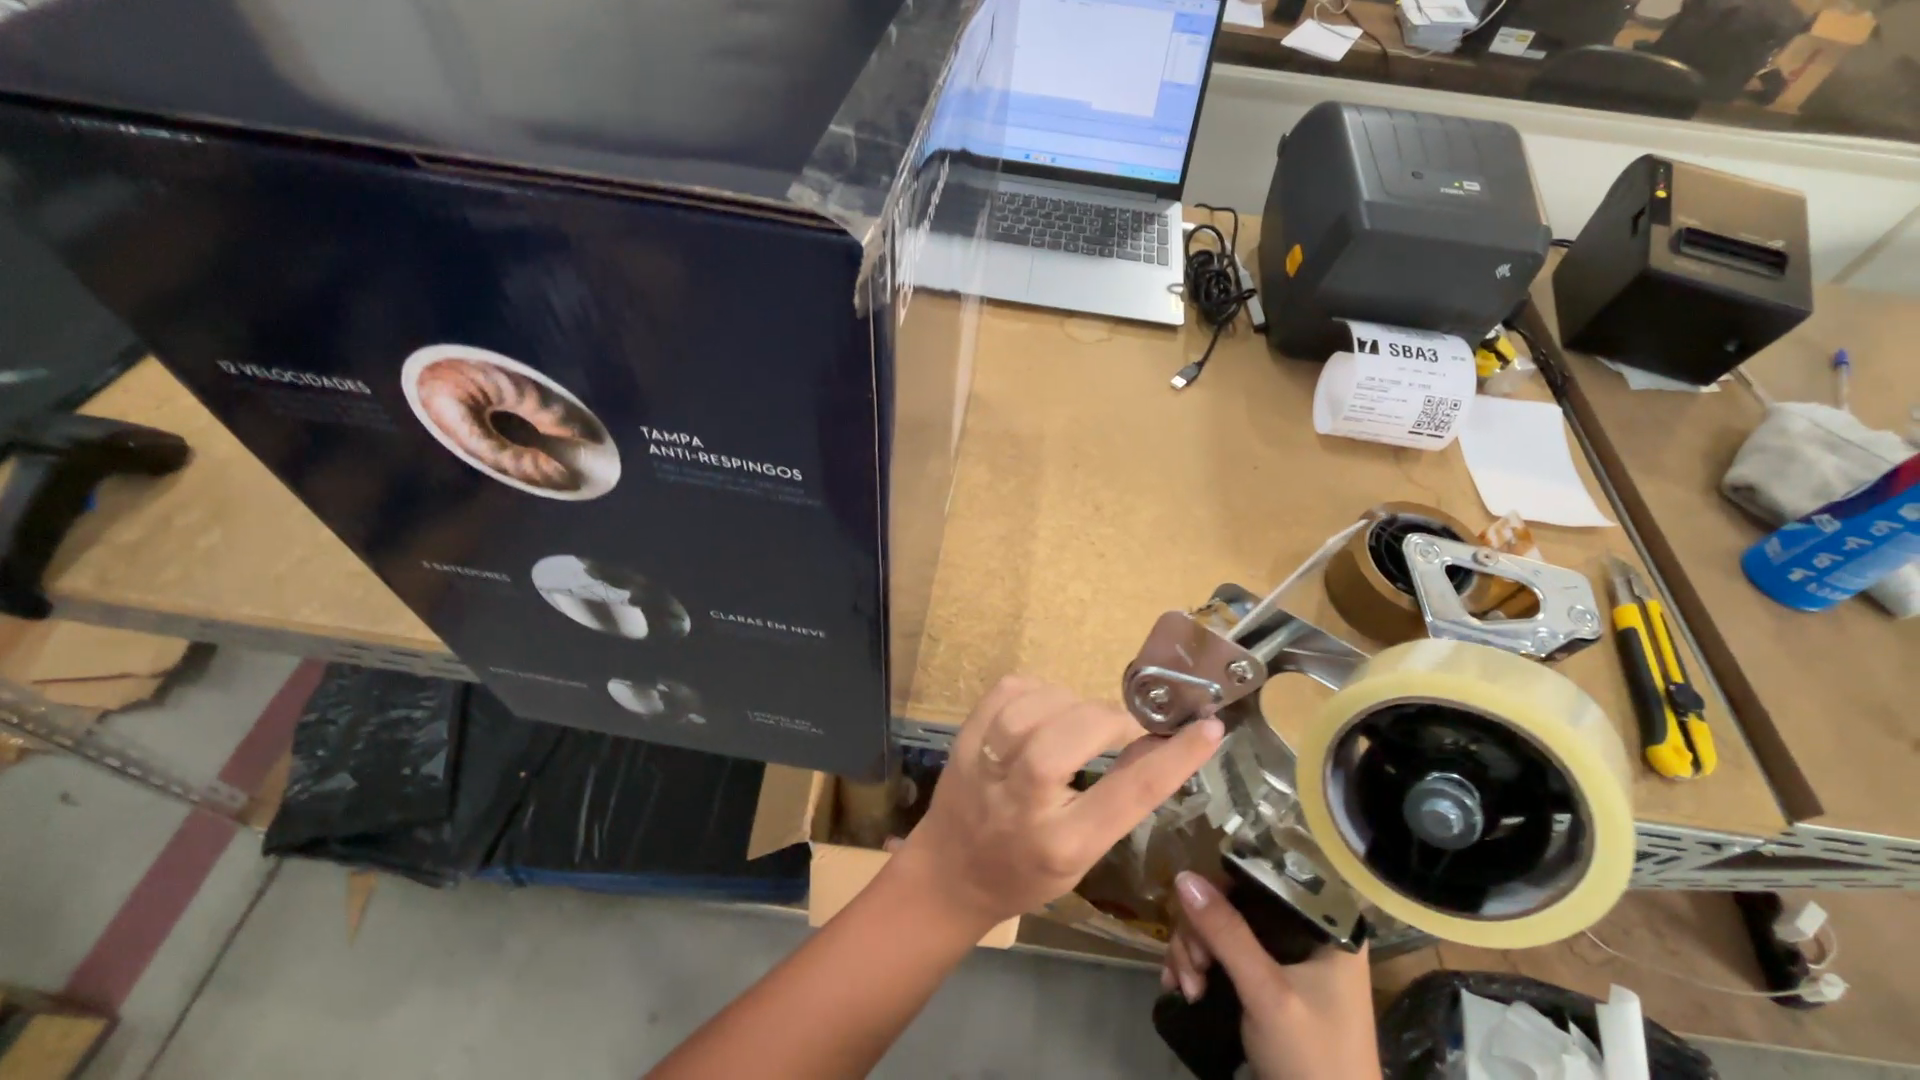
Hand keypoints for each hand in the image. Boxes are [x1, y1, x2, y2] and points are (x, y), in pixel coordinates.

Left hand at [887, 676, 1223, 931]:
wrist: (949, 876)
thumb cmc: (1026, 873)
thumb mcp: (1083, 854)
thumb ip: (1119, 801)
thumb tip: (1157, 743)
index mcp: (1061, 843)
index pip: (1129, 791)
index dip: (1174, 756)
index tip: (1208, 728)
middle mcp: (1021, 801)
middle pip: (1077, 733)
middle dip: (1113, 721)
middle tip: (1126, 729)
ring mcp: (986, 764)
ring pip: (1041, 704)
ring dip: (1075, 703)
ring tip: (1084, 722)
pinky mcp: (964, 738)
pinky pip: (1010, 689)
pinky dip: (1039, 690)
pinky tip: (1048, 708)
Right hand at [1163, 872, 1379, 1079]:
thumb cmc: (1313, 1059)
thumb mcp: (1266, 993)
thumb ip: (1227, 933)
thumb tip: (1182, 876)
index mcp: (1324, 924)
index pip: (1262, 877)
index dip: (1220, 889)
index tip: (1195, 920)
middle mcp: (1304, 932)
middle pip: (1234, 903)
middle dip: (1200, 933)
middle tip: (1194, 971)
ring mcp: (1283, 958)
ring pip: (1221, 929)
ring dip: (1193, 954)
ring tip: (1187, 989)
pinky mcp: (1265, 983)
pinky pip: (1221, 956)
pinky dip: (1197, 968)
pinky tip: (1182, 989)